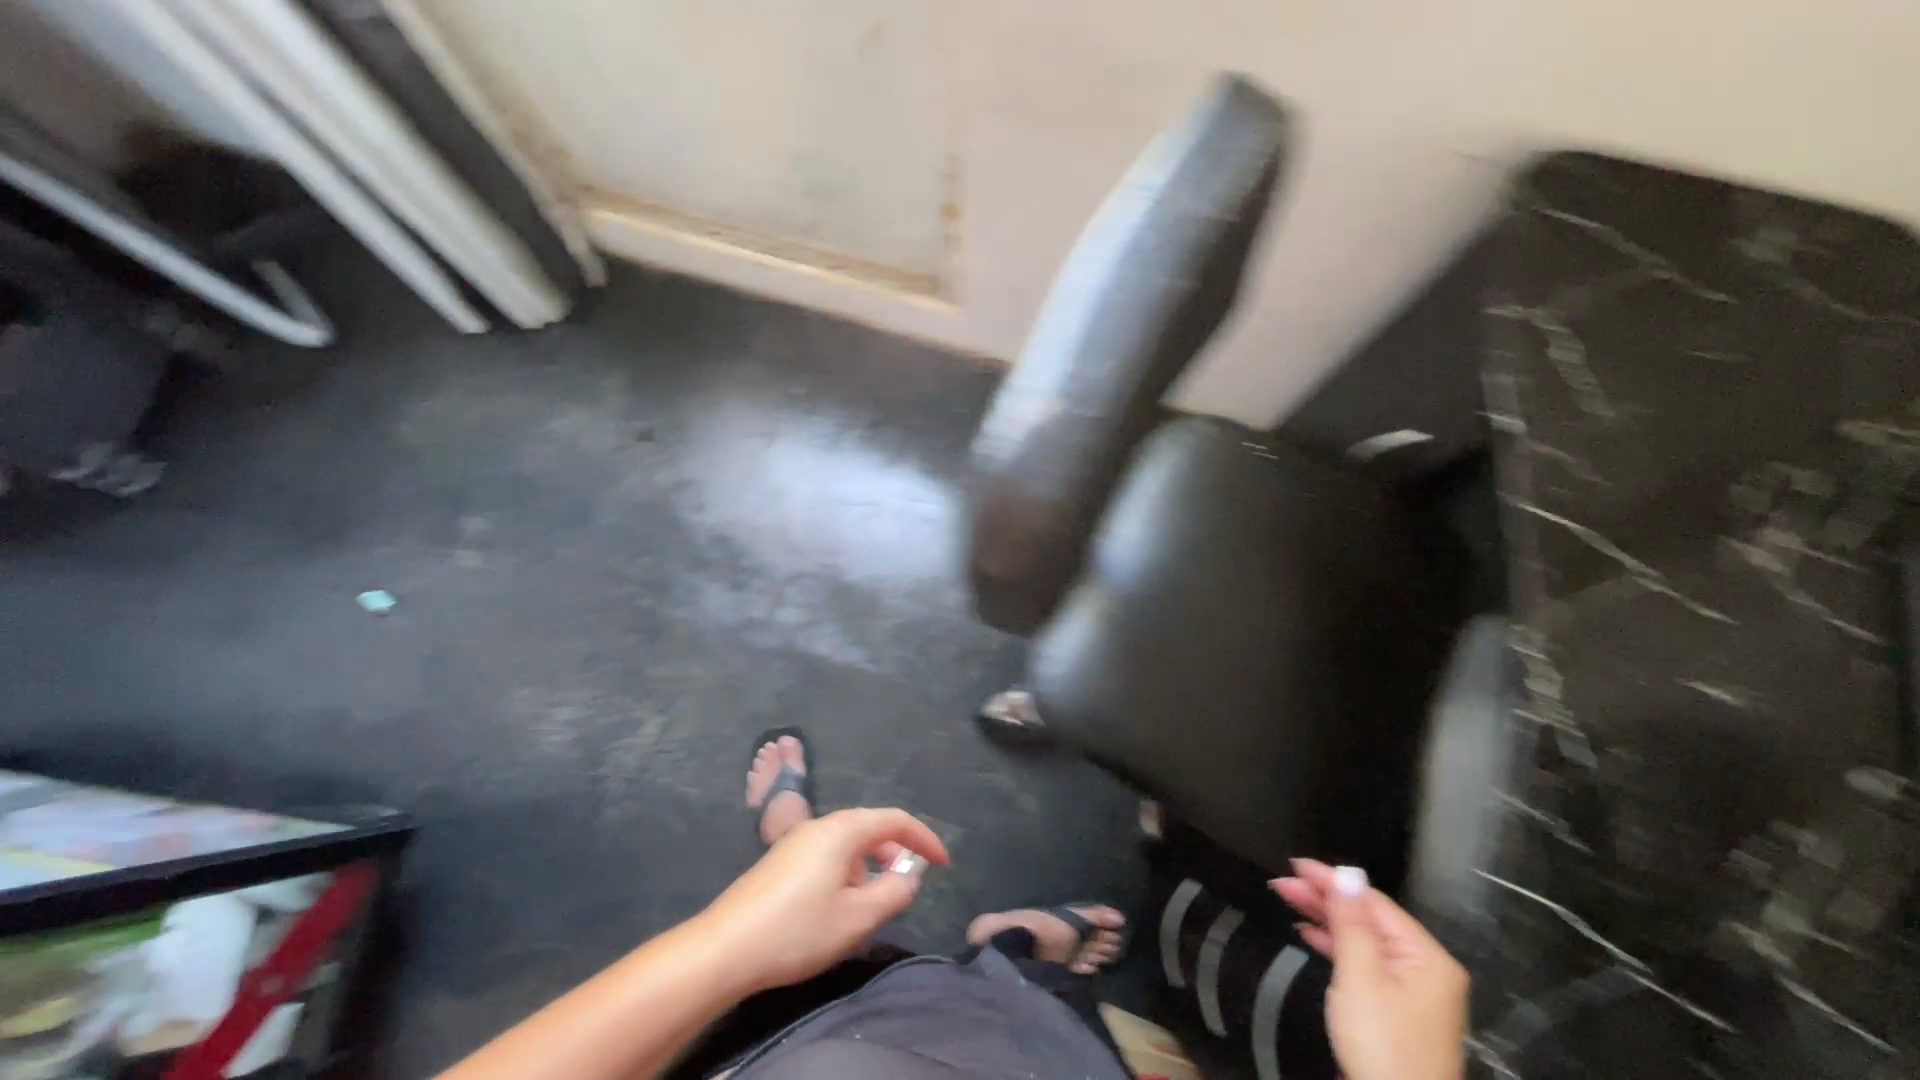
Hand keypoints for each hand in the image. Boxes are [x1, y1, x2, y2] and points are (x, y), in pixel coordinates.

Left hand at [700, 808, 948, 993]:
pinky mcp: (778, 865)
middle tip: (908, 886)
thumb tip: (909, 878)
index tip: (943, 863)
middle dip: (895, 853)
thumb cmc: (797, 930)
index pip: (894, 819)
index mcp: (840, 831)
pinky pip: (825, 858)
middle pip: (868, 827)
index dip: (923, 838)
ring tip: (871, 907)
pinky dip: (845, 874)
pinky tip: (837, 911)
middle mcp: (817, 827)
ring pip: (845, 846)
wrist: (723, 950)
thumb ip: (892, 894)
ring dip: (868, 868)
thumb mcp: (856, 918)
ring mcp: (793, 844)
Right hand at [1272, 860, 1467, 1079]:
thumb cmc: (1381, 1045)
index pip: (1374, 904)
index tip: (1295, 866)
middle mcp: (1426, 969)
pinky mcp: (1396, 1012)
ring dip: (1327, 921)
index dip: (1334, 881)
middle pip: (1371, 921)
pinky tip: (1310, 936)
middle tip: (1281, 883)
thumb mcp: (1360, 978)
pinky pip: (1366, 965)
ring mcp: (1413, 993)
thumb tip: (1349, 874)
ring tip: (1288, 900)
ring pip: (1365, 942)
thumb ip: (1352, 923)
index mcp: (1427, 957)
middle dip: (1326, 899)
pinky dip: (1337, 948)